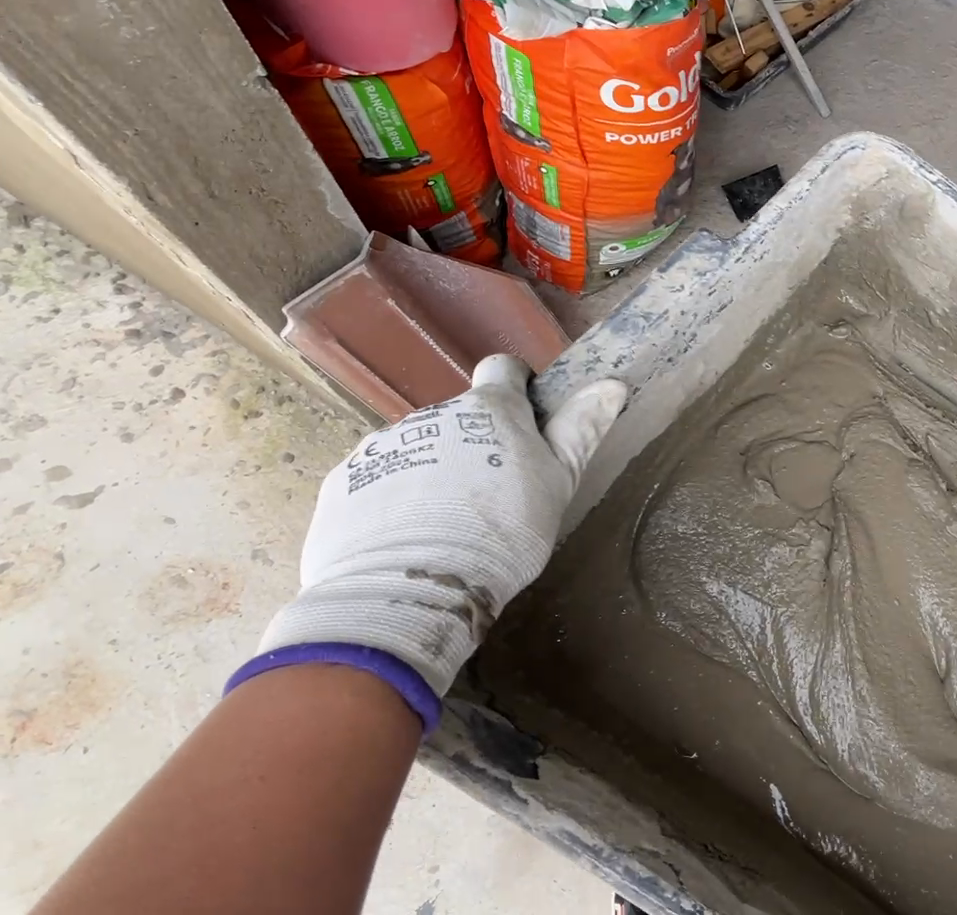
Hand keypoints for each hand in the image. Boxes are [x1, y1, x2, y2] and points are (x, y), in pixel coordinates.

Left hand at [231, 356, 625, 727]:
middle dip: (475, 444)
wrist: (409, 589)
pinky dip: (394, 498)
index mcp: (489, 409)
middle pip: (461, 418)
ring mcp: (382, 445)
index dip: (515, 389)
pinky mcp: (343, 480)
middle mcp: (433, 414)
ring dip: (435, 470)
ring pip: (420, 449)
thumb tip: (612, 385)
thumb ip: (579, 432)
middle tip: (491, 495)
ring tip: (445, 523)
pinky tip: (406, 537)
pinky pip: (378, 479)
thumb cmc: (503, 532)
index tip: (524, 422)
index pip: (502, 369)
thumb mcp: (558, 484)